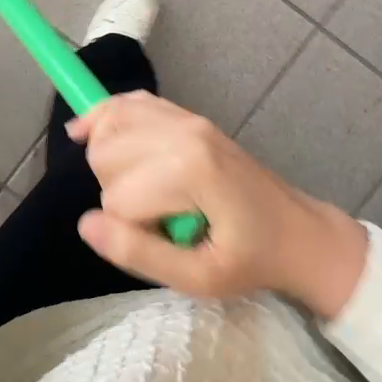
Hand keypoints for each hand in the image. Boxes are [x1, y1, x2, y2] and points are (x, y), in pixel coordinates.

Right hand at [67, 93, 369, 319]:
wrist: (296, 232)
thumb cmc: (250, 260)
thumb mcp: (198, 278)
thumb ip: (139, 253)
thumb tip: (85, 224)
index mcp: (191, 171)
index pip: (117, 197)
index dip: (129, 229)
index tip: (164, 241)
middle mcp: (185, 133)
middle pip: (106, 152)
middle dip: (114, 190)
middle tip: (153, 217)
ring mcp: (187, 118)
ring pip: (110, 123)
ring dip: (107, 158)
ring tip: (134, 188)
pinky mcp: (187, 115)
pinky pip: (130, 103)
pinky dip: (106, 116)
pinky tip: (86, 131)